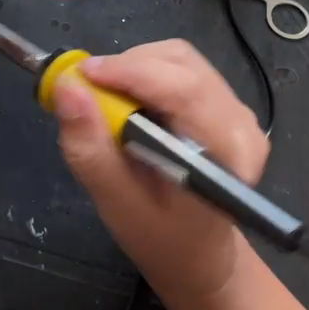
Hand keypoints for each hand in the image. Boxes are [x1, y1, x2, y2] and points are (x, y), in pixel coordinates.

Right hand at [53, 39, 268, 305]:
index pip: (183, 90)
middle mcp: (241, 125)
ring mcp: (238, 110)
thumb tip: (67, 86)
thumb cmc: (158, 235)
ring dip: (134, 68)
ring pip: (177, 57)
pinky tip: (132, 102)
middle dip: (125, 68)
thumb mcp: (114, 201)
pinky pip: (180, 64)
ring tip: (109, 101)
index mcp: (225, 155)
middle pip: (179, 64)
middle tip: (86, 90)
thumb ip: (90, 147)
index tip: (81, 76)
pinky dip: (145, 71)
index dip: (128, 72)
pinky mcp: (225, 100)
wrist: (196, 252)